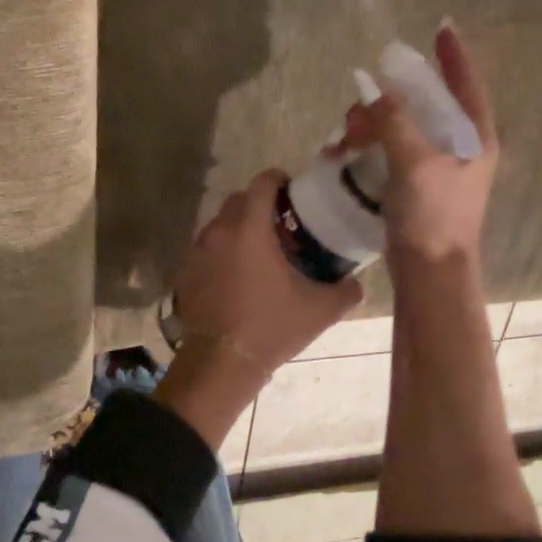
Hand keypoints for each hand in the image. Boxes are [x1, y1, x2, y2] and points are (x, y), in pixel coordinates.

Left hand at [154, 169, 363, 448]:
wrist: (221, 362)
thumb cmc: (271, 327)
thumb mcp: (320, 309)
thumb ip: (346, 290)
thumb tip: (356, 281)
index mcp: (249, 229)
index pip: (262, 183)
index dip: (278, 180)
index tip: (292, 190)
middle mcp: (218, 231)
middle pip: (237, 200)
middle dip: (258, 204)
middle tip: (281, 223)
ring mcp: (197, 251)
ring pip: (219, 224)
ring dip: (238, 228)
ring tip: (260, 250)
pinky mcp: (185, 271)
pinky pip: (206, 249)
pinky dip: (222, 251)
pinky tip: (237, 274)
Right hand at [332, 21, 498, 269]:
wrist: (431, 271)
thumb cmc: (433, 215)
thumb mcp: (414, 161)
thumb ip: (394, 121)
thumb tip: (374, 89)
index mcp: (475, 136)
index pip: (466, 83)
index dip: (454, 54)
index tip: (442, 26)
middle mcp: (461, 145)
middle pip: (422, 103)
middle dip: (385, 100)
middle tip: (356, 113)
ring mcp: (437, 164)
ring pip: (400, 125)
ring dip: (369, 125)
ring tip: (341, 142)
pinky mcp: (415, 182)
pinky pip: (389, 148)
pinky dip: (368, 145)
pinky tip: (343, 153)